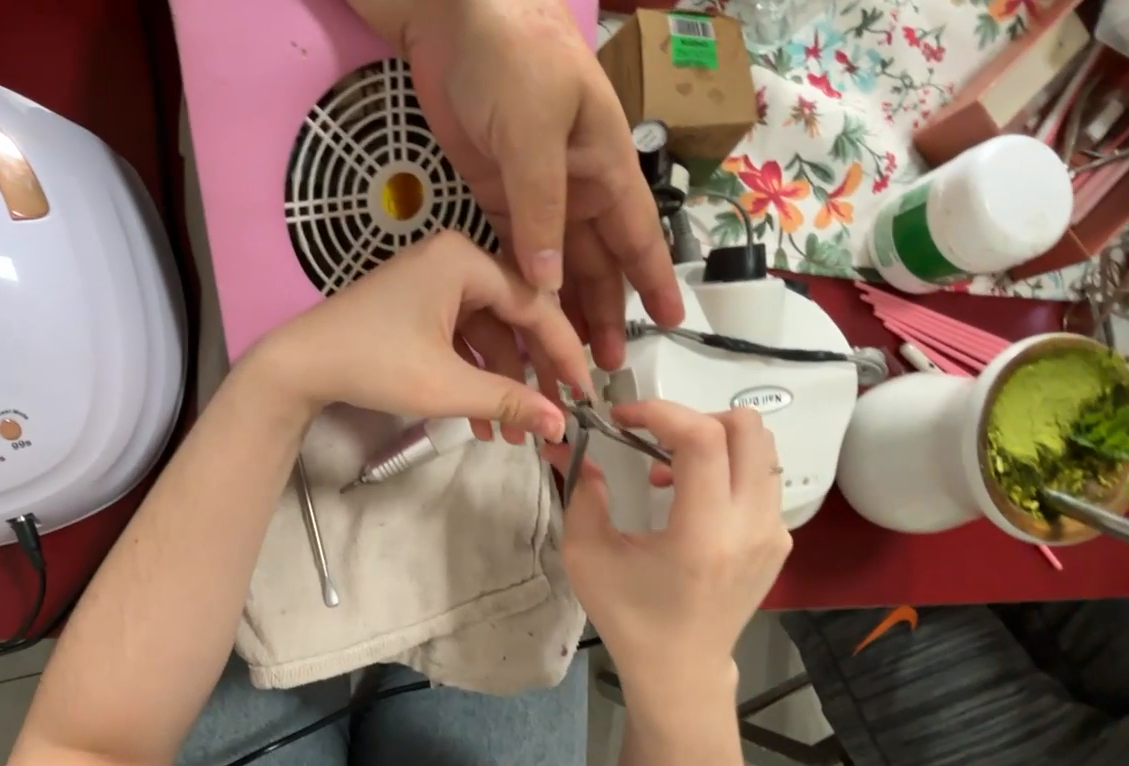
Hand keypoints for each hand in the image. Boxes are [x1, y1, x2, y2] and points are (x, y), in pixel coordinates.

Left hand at [244, 232, 587, 442]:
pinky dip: (470, 377)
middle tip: (550, 419)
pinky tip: (478, 421)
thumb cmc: (373, 365)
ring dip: (498, 386)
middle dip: (529, 376)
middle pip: (513, 320)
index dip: (564, 354)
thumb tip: (561, 425)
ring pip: (486, 336)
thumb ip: (508, 401)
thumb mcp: (445, 386)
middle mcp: (453, 261)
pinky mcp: (416, 307)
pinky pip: (459, 340)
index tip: (585, 394)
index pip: (536, 305)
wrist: (298, 366)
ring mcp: (432, 283)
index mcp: (465, 260)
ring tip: (508, 435)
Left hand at [351, 0, 684, 369]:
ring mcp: (538, 198)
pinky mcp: (498, 200)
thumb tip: (553, 283)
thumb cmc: (514, 61)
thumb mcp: (535, 131)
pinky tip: (528, 320)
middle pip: (598, 264)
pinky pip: (519, 255)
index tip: (669, 324)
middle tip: (606, 368)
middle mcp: (577, 190)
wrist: (459, 23)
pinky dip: (525, 288)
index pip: (637, 236)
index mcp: (604, 167)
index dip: (652, 282)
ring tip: (568, 358)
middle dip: (605, 314)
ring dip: (565, 310)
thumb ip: (542, 208)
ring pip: (559, 266)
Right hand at [545, 400, 791, 678]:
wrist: (680, 669)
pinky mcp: (778, 540)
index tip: (624, 418)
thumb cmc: (629, 617)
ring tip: (668, 473)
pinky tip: (690, 500)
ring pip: (761, 449)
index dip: (661, 412)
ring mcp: (774, 532)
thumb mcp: (588, 557)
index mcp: (704, 533)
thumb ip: (582, 496)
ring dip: (712, 442)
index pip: (703, 439)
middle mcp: (752, 526)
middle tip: (652, 439)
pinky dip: (726, 469)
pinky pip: (761, 479)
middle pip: (748, 429)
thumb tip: (573, 451)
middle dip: (693, 418)